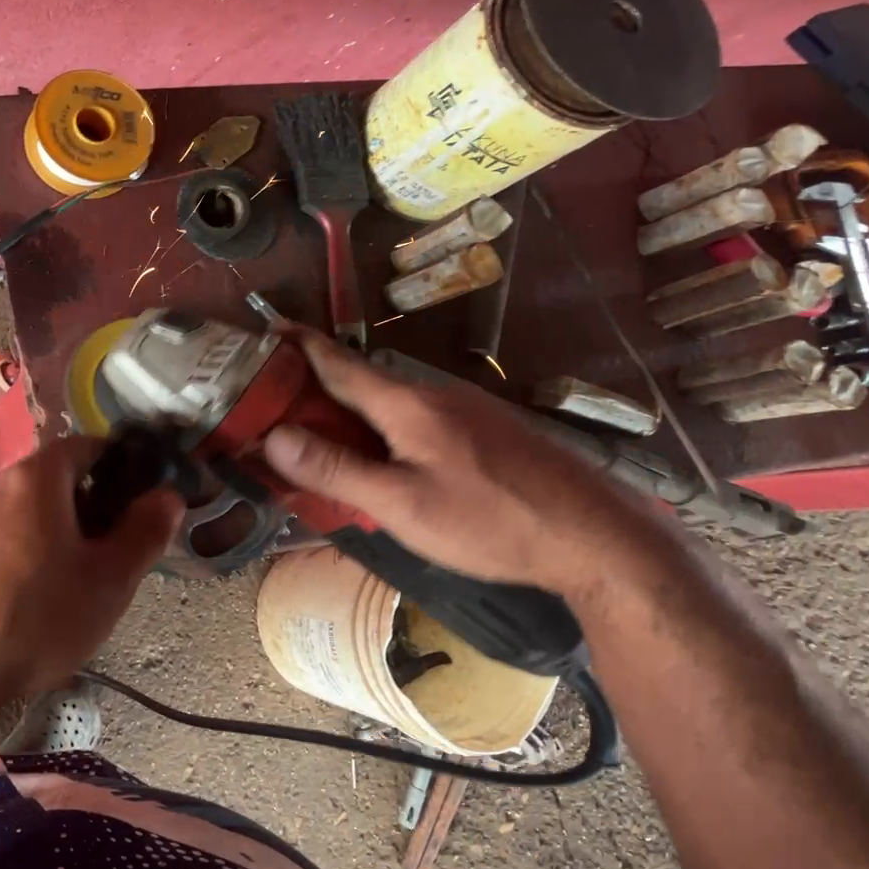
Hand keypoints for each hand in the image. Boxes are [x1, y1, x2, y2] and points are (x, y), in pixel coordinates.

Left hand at [0, 436, 183, 708]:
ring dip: (49, 528)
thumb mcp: (110, 581)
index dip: (117, 466)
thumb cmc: (40, 619)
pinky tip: (24, 594)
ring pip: (20, 507)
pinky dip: (17, 547)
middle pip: (50, 478)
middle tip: (108, 550)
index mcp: (35, 477)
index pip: (84, 446)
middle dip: (84, 504)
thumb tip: (167, 495)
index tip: (136, 501)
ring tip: (68, 578)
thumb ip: (145, 531)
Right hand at [260, 329, 667, 598]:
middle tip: (272, 400)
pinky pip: (417, 420)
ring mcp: (468, 412)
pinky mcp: (489, 433)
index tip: (267, 326)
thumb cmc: (491, 523)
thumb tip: (272, 436)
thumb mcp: (400, 505)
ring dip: (349, 411)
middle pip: (362, 382)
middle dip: (314, 385)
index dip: (299, 344)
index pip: (339, 363)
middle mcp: (435, 395)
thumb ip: (334, 470)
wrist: (602, 543)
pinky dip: (382, 429)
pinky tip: (381, 459)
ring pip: (391, 404)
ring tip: (317, 435)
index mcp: (408, 405)